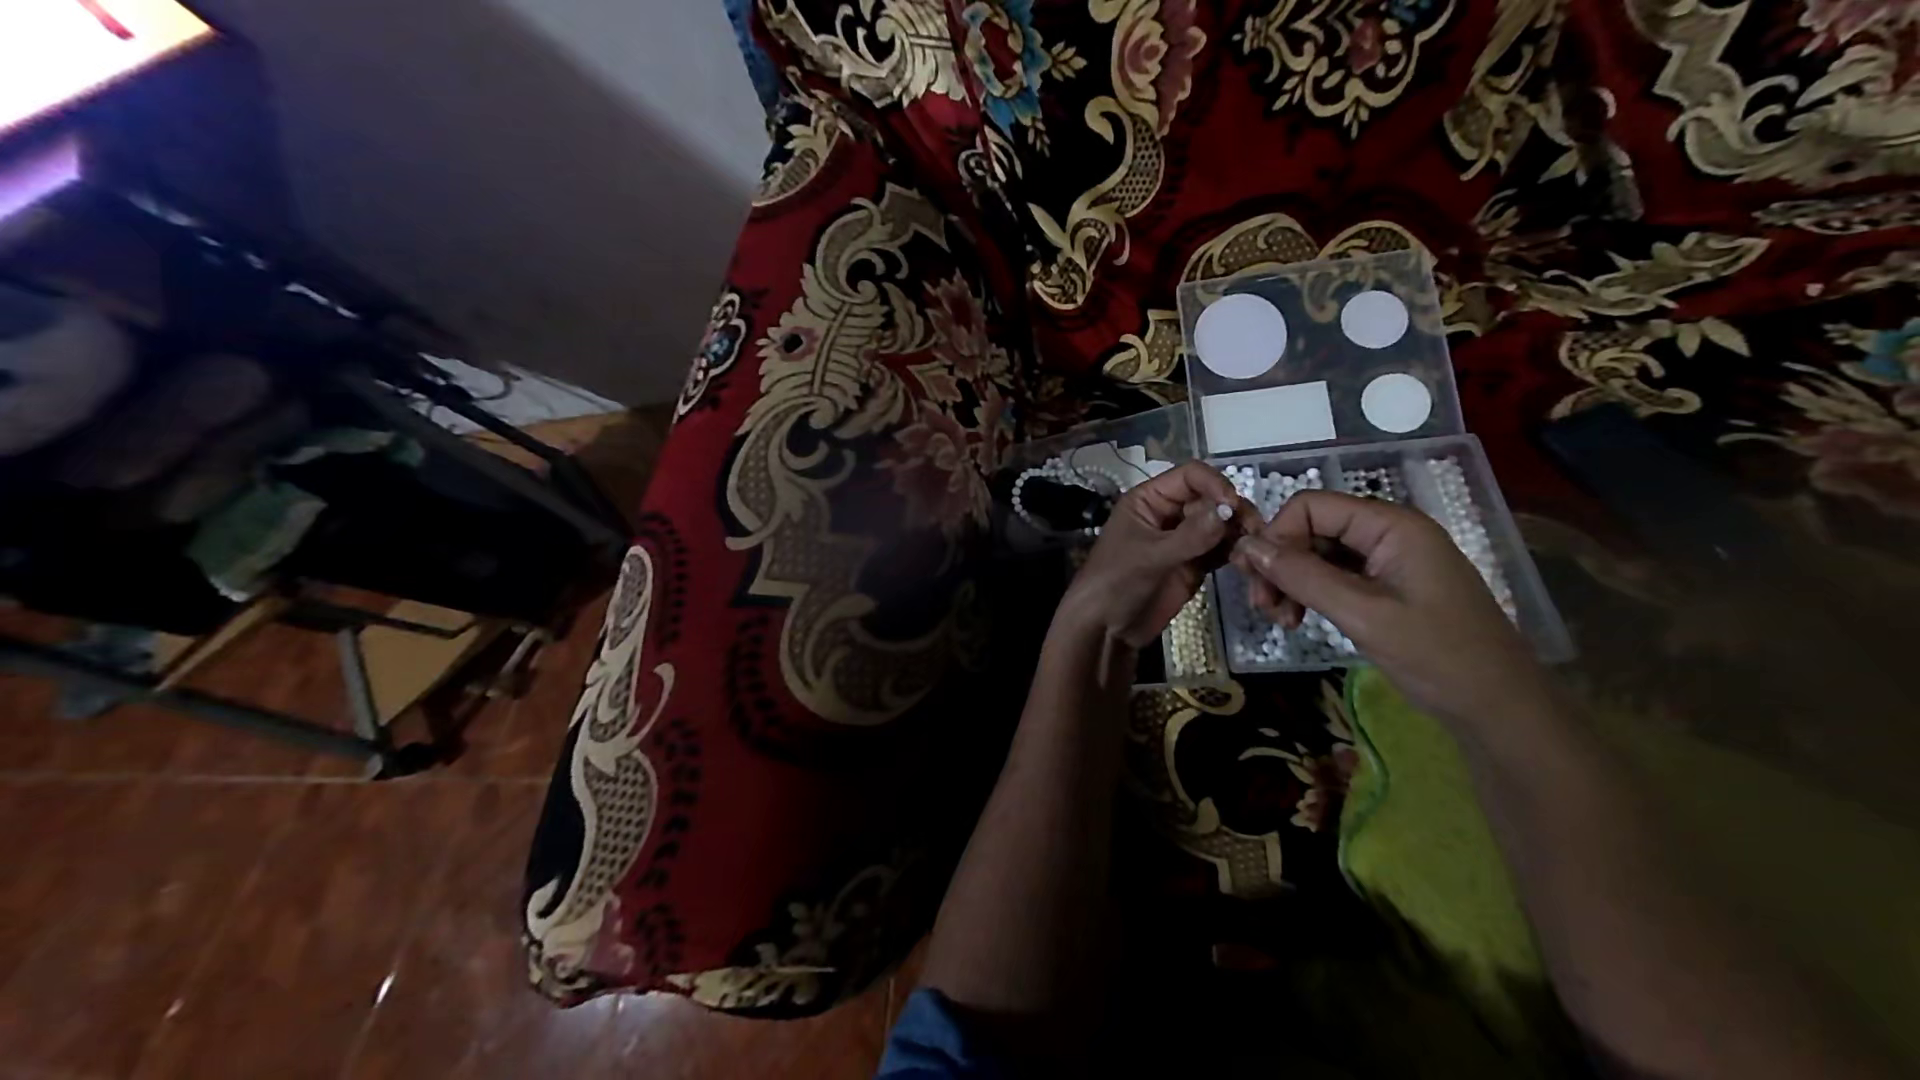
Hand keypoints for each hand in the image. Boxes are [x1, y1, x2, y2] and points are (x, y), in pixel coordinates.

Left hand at [1056, 461, 1258, 649]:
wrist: (1105, 628)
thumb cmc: (1115, 582)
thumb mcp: (1150, 557)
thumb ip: (1190, 535)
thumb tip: (1228, 510)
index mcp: (1148, 500)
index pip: (1189, 476)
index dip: (1214, 484)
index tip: (1233, 506)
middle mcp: (1168, 513)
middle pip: (1210, 498)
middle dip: (1232, 510)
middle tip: (1253, 531)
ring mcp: (1182, 539)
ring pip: (1220, 524)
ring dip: (1239, 531)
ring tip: (1254, 546)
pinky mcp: (1194, 564)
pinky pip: (1221, 549)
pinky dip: (1235, 551)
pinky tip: (1246, 560)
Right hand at [1227, 490, 1549, 721]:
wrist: (1497, 708)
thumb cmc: (1437, 655)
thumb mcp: (1362, 614)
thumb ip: (1303, 576)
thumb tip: (1246, 547)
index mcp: (1392, 526)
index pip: (1312, 506)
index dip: (1277, 535)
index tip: (1258, 578)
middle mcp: (1387, 533)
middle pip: (1310, 529)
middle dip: (1279, 563)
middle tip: (1261, 606)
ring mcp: (1386, 561)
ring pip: (1315, 554)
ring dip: (1288, 582)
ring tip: (1280, 620)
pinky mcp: (1383, 587)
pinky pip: (1331, 577)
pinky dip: (1307, 595)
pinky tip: (1296, 621)